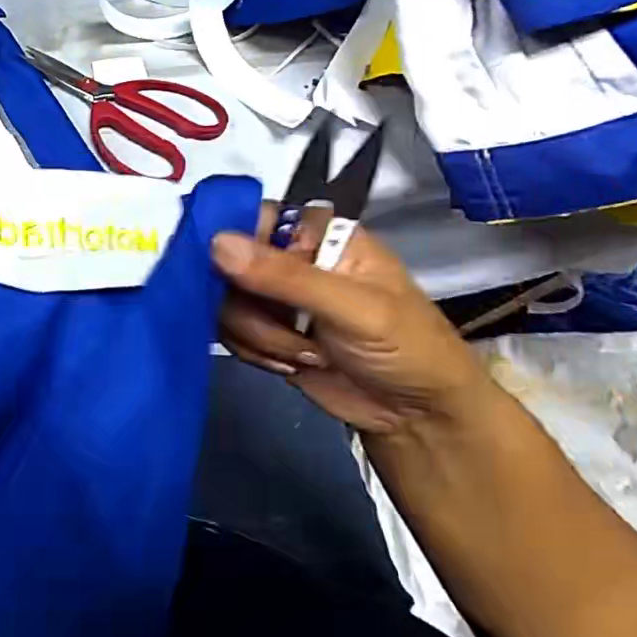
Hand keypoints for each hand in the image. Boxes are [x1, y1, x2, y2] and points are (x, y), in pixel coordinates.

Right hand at [210, 219, 494, 436]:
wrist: (420, 419)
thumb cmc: (407, 347)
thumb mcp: (355, 308)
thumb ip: (286, 277)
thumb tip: (217, 244)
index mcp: (314, 234)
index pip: (249, 217)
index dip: (224, 237)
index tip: (215, 268)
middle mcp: (284, 257)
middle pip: (224, 262)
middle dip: (248, 304)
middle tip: (287, 329)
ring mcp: (269, 295)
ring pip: (222, 301)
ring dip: (257, 334)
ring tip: (306, 354)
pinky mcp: (260, 330)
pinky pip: (225, 330)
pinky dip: (252, 351)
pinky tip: (290, 364)